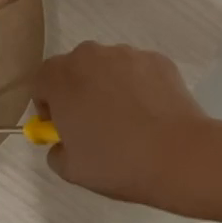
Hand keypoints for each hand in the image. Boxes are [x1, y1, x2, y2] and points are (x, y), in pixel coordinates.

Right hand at [33, 42, 216, 207]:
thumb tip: (64, 142)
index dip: (48, 106)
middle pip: (74, 70)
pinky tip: (151, 115)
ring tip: (128, 121)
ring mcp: (126, 54)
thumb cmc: (116, 162)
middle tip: (94, 125)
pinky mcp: (158, 60)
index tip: (62, 129)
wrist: (180, 156)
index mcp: (60, 77)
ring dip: (109, 87)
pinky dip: (139, 87)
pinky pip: (138, 72)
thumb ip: (56, 151)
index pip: (41, 82)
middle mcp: (89, 55)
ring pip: (107, 69)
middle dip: (78, 92)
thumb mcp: (70, 169)